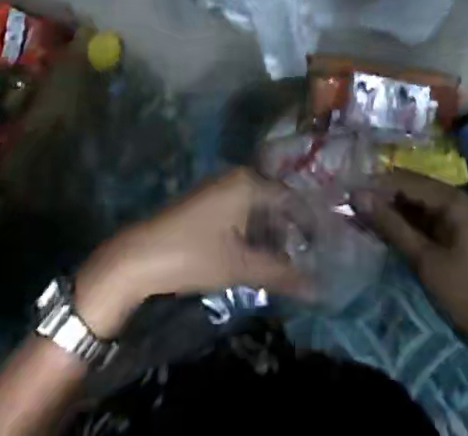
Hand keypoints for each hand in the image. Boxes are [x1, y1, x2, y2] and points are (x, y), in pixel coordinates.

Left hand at [74, 169, 307, 337]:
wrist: (139, 257)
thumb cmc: (192, 255)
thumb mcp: (241, 266)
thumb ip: (281, 274)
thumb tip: (318, 288)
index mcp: (248, 183)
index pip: (292, 198)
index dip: (311, 223)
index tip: (329, 247)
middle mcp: (236, 178)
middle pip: (277, 202)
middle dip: (294, 230)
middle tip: (315, 259)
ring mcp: (220, 190)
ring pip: (260, 209)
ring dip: (275, 234)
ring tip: (295, 264)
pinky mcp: (209, 205)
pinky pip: (244, 214)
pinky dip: (257, 233)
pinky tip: (265, 258)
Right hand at [352, 171, 467, 349]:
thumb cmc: (466, 294)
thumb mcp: (424, 259)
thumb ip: (389, 224)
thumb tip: (355, 193)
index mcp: (449, 198)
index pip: (401, 179)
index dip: (371, 185)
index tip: (339, 194)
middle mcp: (448, 201)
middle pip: (403, 189)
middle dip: (375, 197)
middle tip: (340, 206)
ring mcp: (447, 220)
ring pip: (406, 206)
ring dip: (382, 212)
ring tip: (348, 218)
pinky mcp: (444, 238)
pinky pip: (413, 223)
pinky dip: (394, 226)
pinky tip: (371, 232)